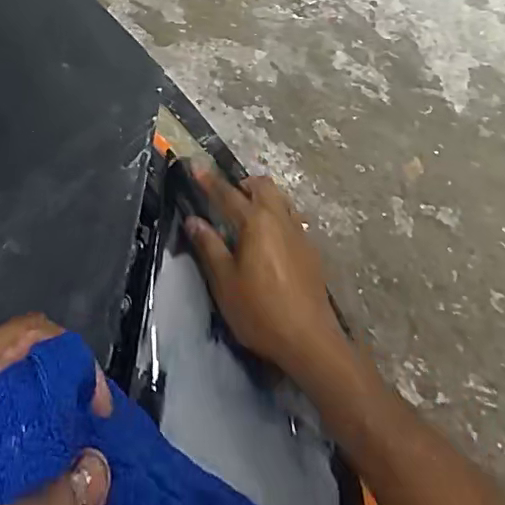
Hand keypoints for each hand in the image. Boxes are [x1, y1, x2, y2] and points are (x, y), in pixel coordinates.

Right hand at [185, 168, 345, 382]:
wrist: (310, 339)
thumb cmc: (260, 311)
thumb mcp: (225, 282)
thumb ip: (209, 246)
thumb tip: (194, 220)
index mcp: (255, 222)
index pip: (227, 193)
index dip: (209, 180)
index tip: (195, 165)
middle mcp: (279, 218)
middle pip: (262, 186)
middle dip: (242, 184)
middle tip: (226, 196)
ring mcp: (299, 232)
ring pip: (280, 199)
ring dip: (262, 198)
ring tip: (247, 217)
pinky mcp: (310, 249)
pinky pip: (290, 218)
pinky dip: (275, 216)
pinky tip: (269, 241)